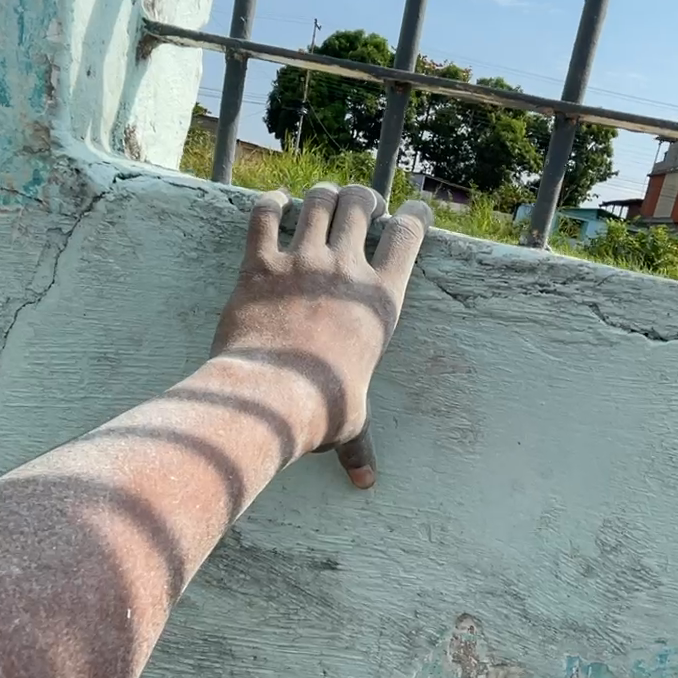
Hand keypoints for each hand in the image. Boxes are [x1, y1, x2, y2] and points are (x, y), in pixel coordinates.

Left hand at [211, 183, 432, 487]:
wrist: (270, 397)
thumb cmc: (320, 411)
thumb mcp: (352, 422)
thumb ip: (361, 445)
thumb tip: (366, 482)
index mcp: (381, 302)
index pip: (409, 238)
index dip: (417, 216)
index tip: (417, 211)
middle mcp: (347, 271)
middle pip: (363, 204)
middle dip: (365, 197)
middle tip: (362, 205)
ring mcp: (303, 263)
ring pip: (319, 200)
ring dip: (323, 195)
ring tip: (321, 201)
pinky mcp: (260, 265)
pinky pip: (265, 215)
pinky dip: (271, 203)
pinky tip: (275, 204)